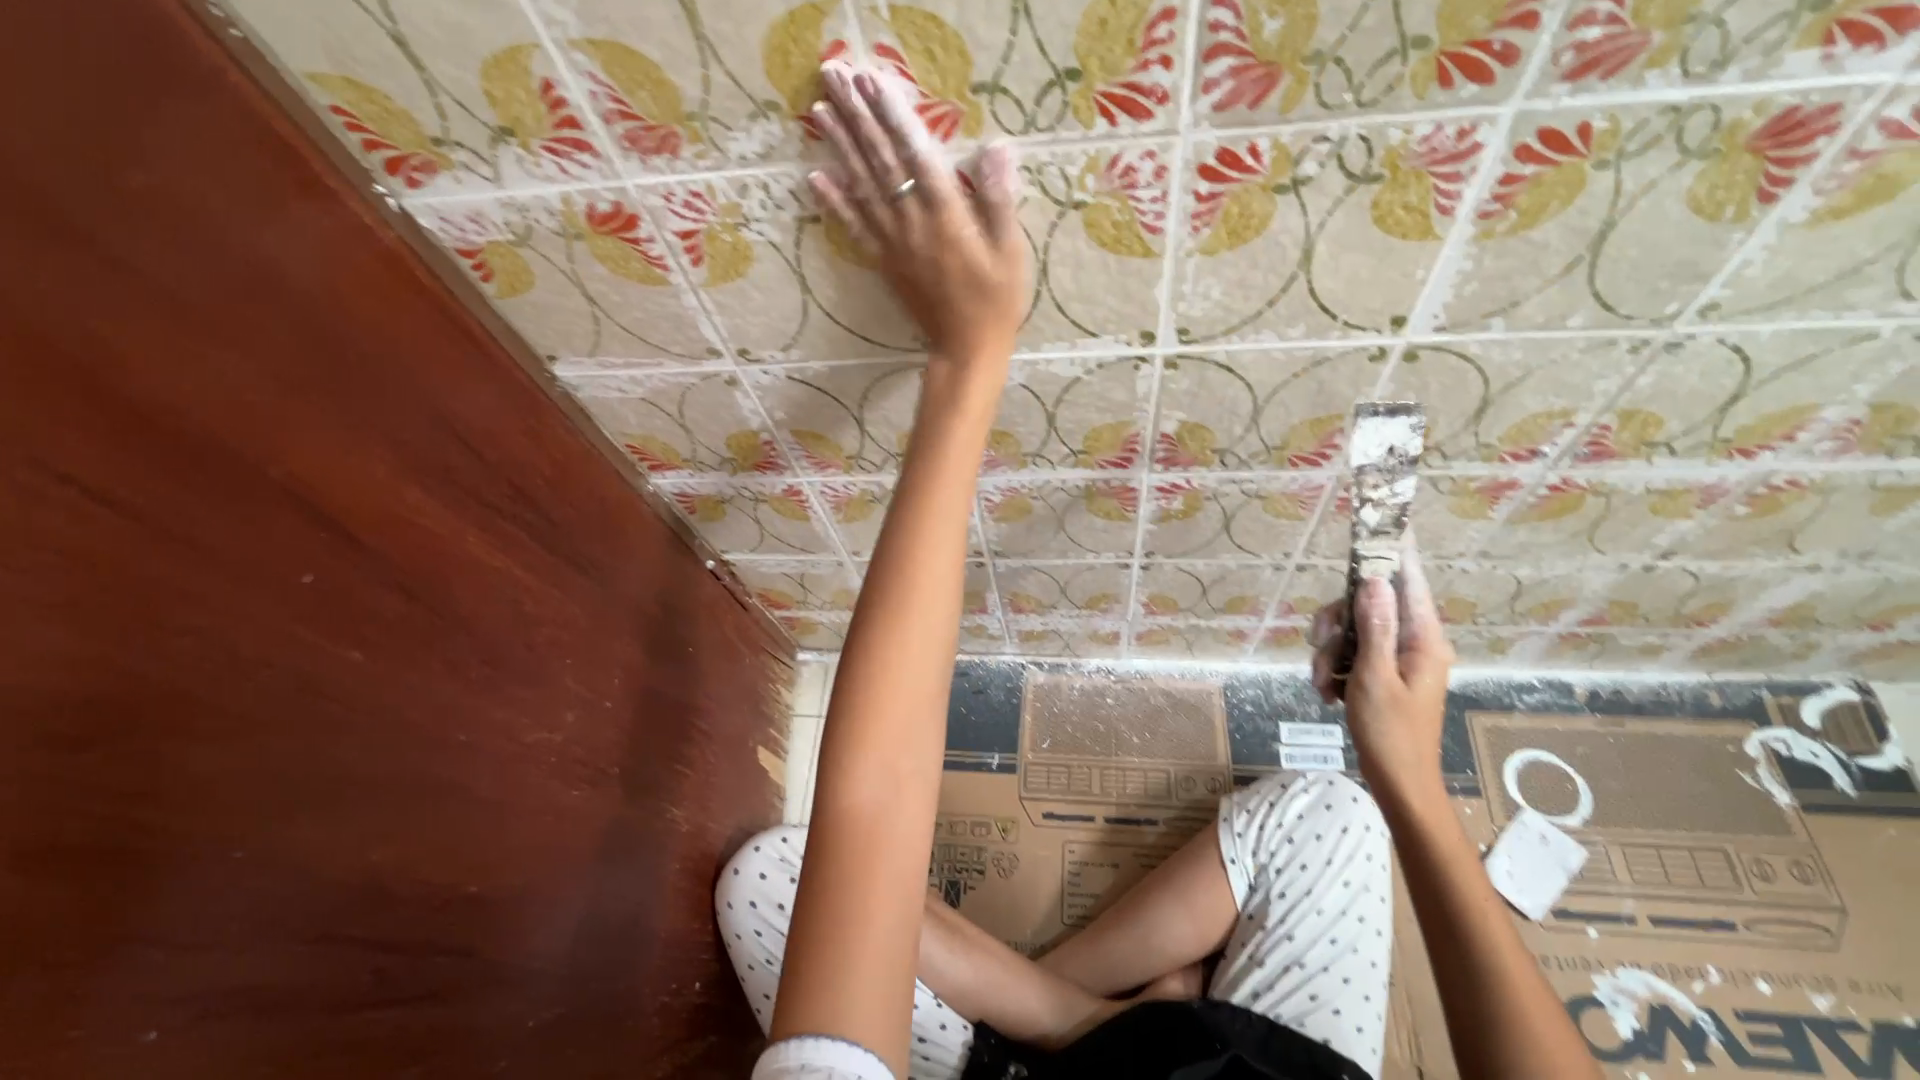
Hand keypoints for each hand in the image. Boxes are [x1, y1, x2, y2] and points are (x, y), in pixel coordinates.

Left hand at [808, 63, 1029, 370]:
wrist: (967, 349)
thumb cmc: (998, 301)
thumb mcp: (1011, 250)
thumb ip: (999, 199)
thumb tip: (996, 148)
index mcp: (947, 214)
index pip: (915, 152)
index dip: (893, 113)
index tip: (874, 79)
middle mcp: (912, 222)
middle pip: (880, 159)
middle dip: (857, 114)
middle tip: (834, 74)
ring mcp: (893, 243)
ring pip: (862, 186)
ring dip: (839, 145)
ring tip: (818, 108)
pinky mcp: (884, 262)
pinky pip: (854, 227)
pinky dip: (834, 201)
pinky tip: (815, 176)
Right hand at [1309, 538, 1453, 795]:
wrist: (1398, 782)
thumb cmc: (1390, 732)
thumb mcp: (1375, 677)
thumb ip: (1375, 627)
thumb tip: (1374, 579)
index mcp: (1424, 639)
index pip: (1410, 581)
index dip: (1395, 550)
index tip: (1386, 520)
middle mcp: (1416, 641)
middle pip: (1369, 604)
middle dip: (1338, 624)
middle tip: (1321, 647)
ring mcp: (1399, 657)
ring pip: (1354, 629)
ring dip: (1329, 652)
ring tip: (1320, 682)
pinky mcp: (1383, 672)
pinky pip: (1352, 653)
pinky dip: (1334, 668)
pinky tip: (1327, 692)